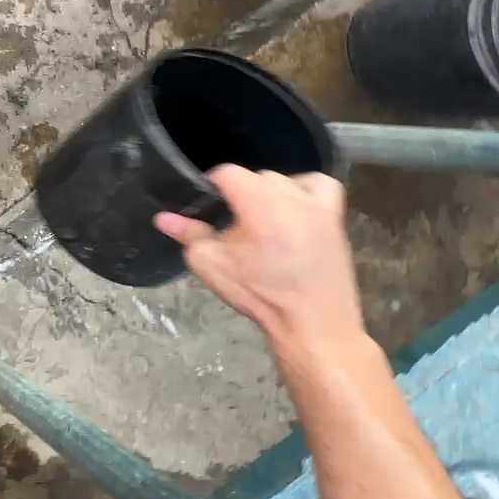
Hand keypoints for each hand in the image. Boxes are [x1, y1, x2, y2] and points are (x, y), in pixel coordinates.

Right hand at [155, 166, 365, 351]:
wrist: (313, 325)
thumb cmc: (259, 293)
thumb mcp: (210, 264)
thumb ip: (188, 234)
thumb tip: (163, 218)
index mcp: (260, 206)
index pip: (228, 173)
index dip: (210, 186)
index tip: (204, 206)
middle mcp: (293, 200)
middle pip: (256, 176)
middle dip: (239, 191)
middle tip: (228, 219)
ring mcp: (319, 209)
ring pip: (286, 179)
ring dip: (268, 190)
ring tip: (259, 214)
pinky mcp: (336, 222)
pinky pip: (322, 187)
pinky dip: (304, 189)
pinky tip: (292, 209)